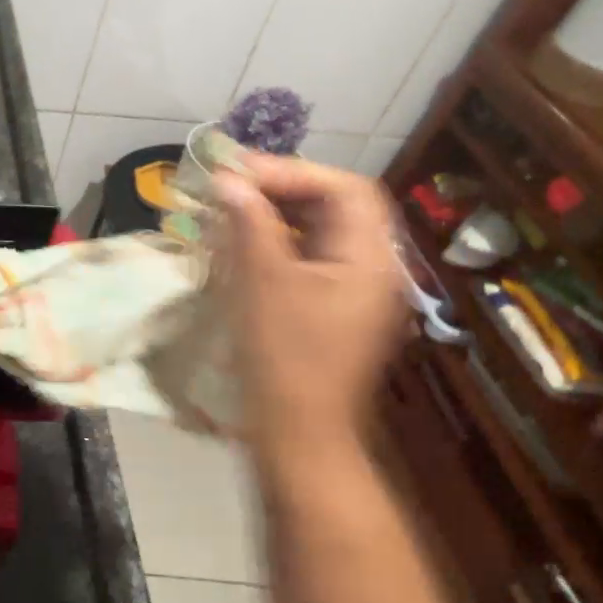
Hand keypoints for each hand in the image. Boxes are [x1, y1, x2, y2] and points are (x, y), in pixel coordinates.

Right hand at [215, 154, 405, 467]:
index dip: (292, 171)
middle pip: (336, 206)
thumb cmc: (283, 353)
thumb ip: (248, 222)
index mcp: (370, 258)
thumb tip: (229, 180)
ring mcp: (356, 290)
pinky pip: (310, 257)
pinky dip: (277, 241)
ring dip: (277, 212)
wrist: (298, 430)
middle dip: (282, 188)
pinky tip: (241, 244)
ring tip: (229, 208)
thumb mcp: (261, 280)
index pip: (345, 188)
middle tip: (230, 185)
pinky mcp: (333, 308)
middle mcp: (373, 268)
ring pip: (321, 230)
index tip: (239, 172)